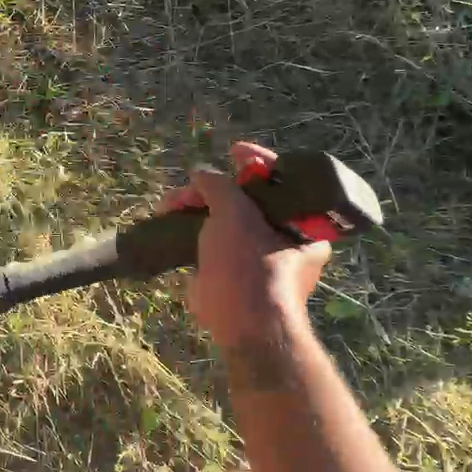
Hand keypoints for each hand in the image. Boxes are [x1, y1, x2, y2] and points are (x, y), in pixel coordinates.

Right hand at [160, 141, 331, 347]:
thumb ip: (219, 186)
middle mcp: (282, 237)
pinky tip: (170, 219)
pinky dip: (188, 222)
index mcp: (302, 227)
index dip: (259, 162)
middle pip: (243, 196)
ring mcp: (254, 251)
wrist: (240, 320)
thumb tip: (201, 174)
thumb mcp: (236, 215)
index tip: (234, 151)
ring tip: (168, 208)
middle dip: (209, 187)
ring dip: (192, 203)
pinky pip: (208, 231)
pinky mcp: (228, 263)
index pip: (284, 182)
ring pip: (221, 213)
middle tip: (187, 192)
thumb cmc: (249, 265)